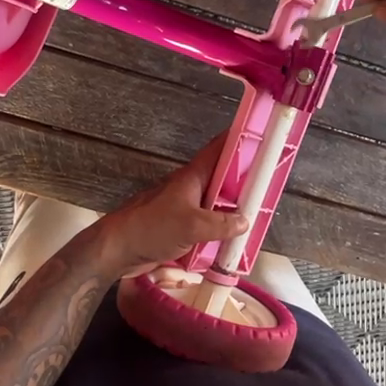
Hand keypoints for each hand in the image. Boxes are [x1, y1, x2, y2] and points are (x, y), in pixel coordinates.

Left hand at [90, 136, 248, 278]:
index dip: (238, 140)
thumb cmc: (151, 228)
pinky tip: (231, 244)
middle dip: (244, 185)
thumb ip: (222, 224)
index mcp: (192, 177)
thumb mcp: (193, 225)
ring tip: (255, 222)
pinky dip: (218, 234)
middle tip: (268, 191)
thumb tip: (245, 221)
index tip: (260, 136)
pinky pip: (205, 227)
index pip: (219, 150)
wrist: (117, 250)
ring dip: (231, 215)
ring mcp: (184, 208)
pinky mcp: (179, 228)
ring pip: (215, 206)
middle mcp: (190, 189)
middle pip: (222, 180)